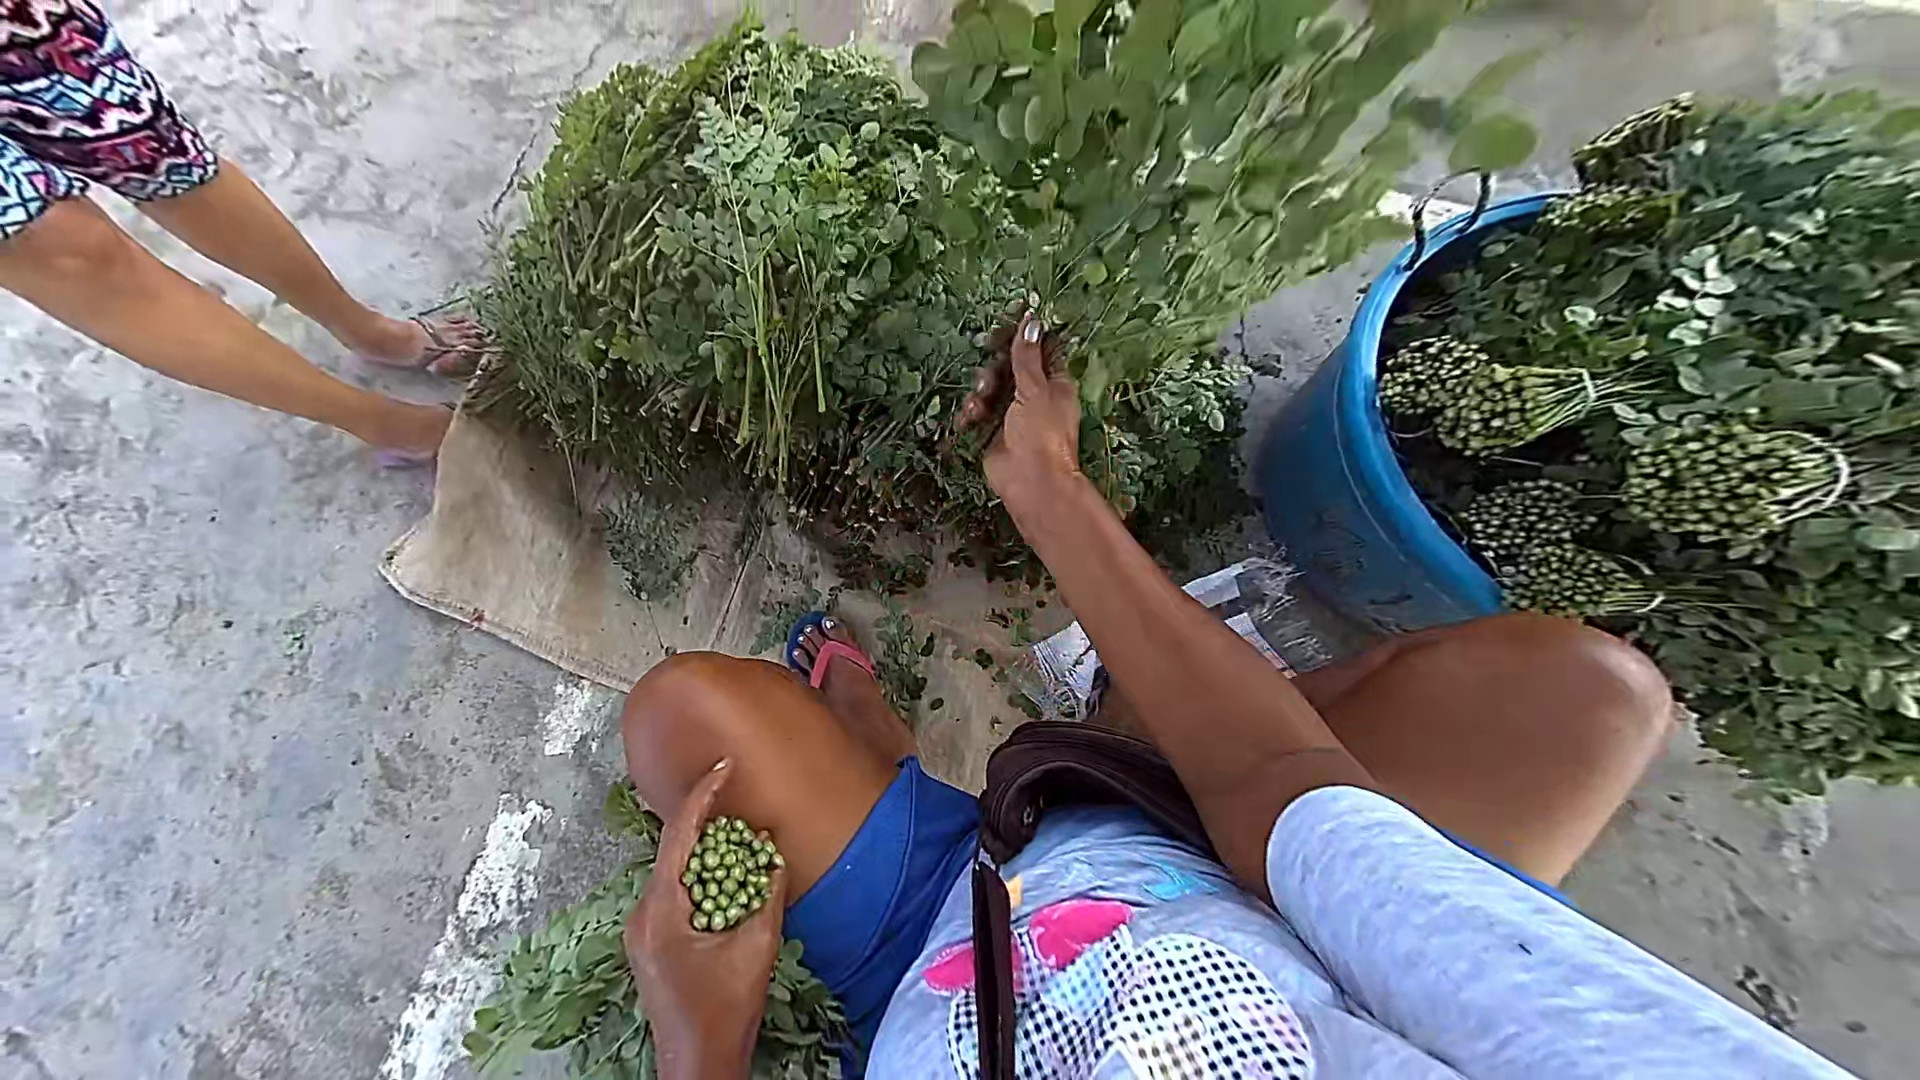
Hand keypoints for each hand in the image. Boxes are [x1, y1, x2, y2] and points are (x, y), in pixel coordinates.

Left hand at [625, 760, 786, 1079]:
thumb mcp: (758, 942)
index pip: (679, 834)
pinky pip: (677, 887)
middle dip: (706, 814)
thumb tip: (770, 844)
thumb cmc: (728, 1007)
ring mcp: (644, 928)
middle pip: (674, 846)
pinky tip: (726, 865)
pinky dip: (702, 868)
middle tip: (734, 786)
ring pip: (675, 866)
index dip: (703, 794)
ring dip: (706, 843)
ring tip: (737, 822)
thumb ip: (767, 888)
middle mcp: (644, 914)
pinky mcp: (654, 939)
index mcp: (661, 910)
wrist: (699, 1064)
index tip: (725, 765)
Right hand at [955, 311, 1082, 509]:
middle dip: (994, 370)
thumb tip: (1032, 321)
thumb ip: (1027, 356)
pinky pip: (979, 413)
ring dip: (981, 392)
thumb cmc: (1042, 434)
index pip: (1038, 351)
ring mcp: (1013, 415)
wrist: (1030, 480)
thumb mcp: (1036, 389)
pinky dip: (972, 413)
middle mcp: (1034, 397)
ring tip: (980, 402)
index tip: (1001, 329)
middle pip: (1009, 369)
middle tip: (989, 377)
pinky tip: (971, 417)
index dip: (1021, 338)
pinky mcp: (994, 432)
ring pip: (990, 390)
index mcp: (1054, 383)